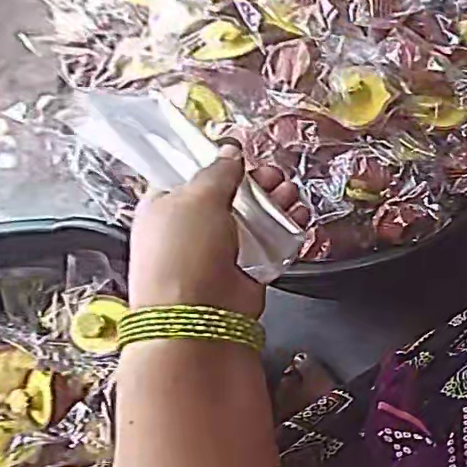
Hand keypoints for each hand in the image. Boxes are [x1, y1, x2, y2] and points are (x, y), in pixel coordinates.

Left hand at [128, 146, 278, 318]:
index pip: (194, 176)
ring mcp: (222, 252)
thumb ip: (218, 171)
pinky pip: (271, 247)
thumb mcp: (197, 197)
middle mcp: (194, 228)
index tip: (243, 156)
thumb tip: (230, 152)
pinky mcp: (248, 272)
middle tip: (275, 175)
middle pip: (231, 198)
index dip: (221, 164)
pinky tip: (299, 217)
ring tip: (291, 193)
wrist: (199, 313)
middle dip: (256, 185)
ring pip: (254, 221)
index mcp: (167, 205)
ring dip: (275, 205)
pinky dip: (287, 232)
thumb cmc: (183, 253)